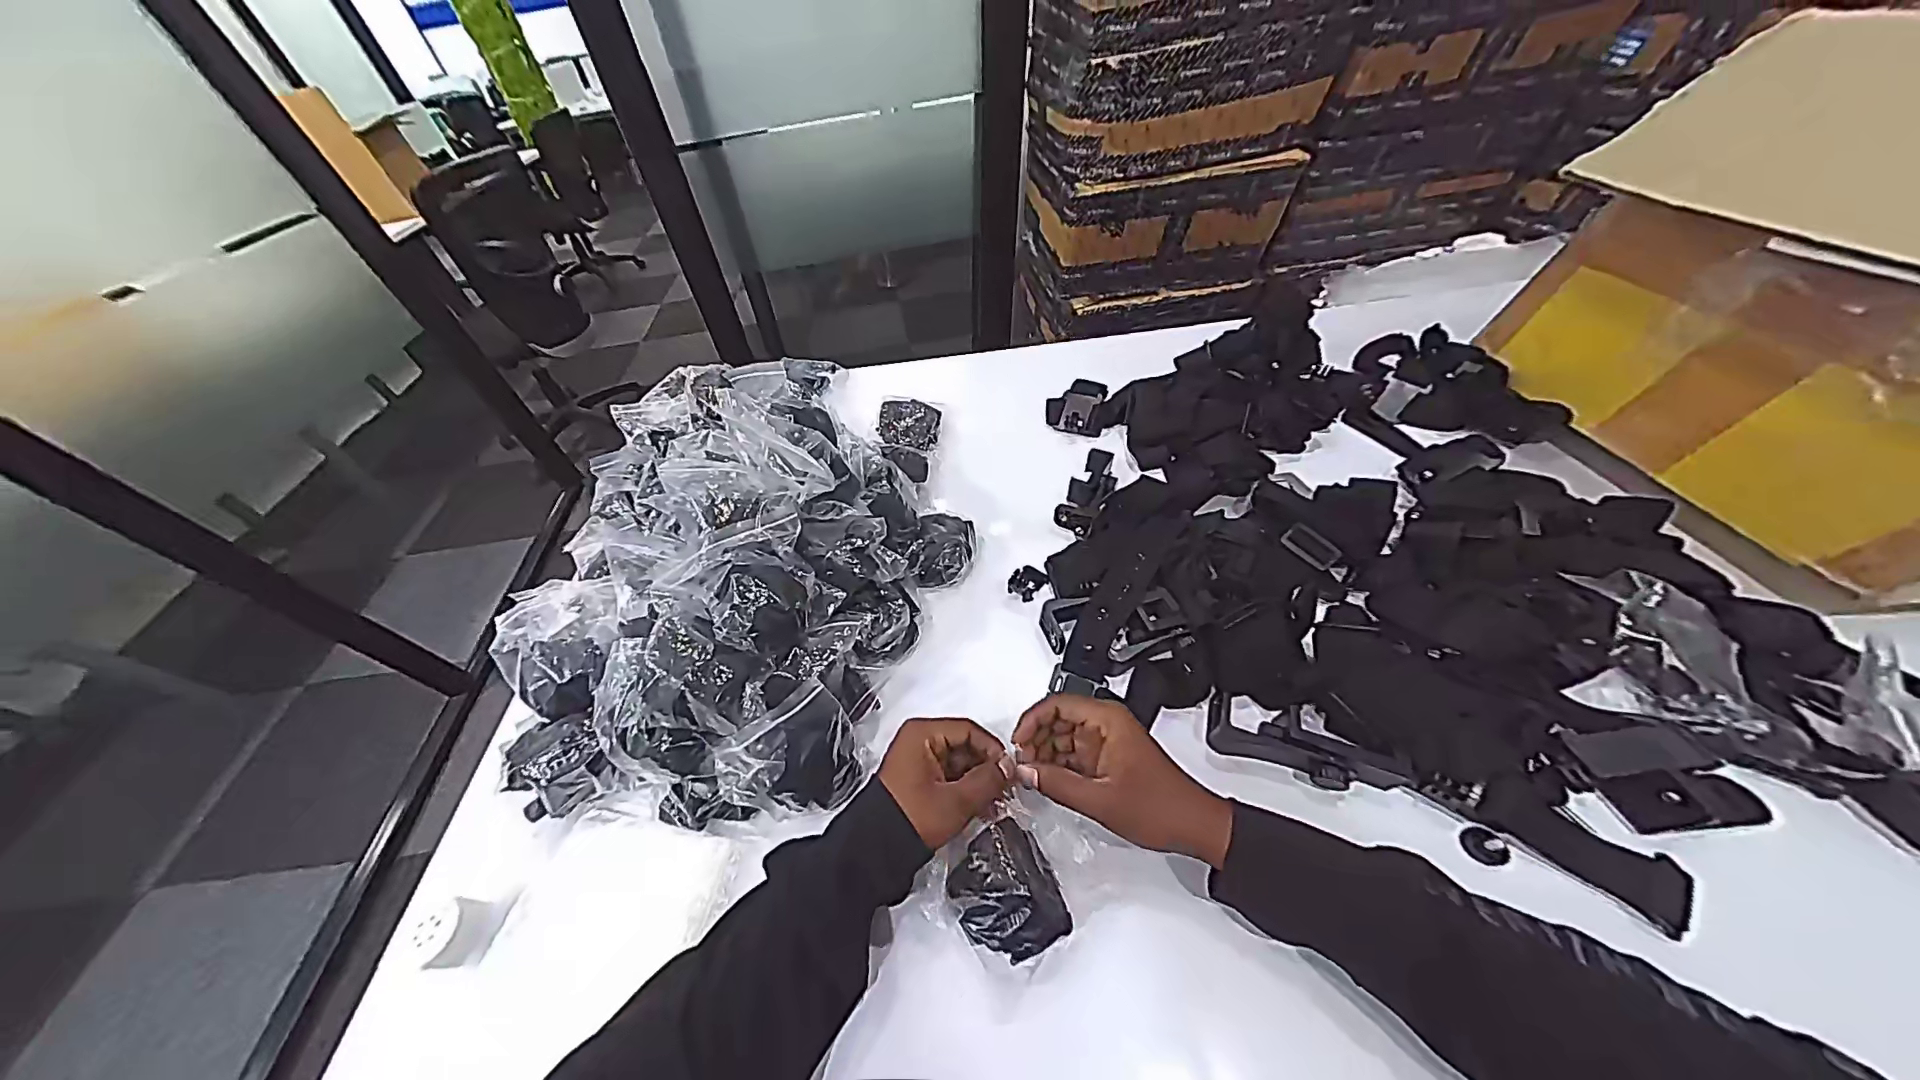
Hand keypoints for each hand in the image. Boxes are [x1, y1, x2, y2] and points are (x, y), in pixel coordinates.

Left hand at [878, 718, 1012, 849]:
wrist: (876, 850)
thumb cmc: (904, 820)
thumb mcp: (956, 800)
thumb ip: (988, 780)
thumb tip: (1006, 767)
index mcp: (921, 734)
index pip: (969, 730)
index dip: (993, 750)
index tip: (1007, 769)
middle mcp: (918, 741)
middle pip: (965, 746)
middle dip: (986, 770)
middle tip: (1003, 788)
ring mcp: (918, 760)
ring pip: (959, 763)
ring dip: (978, 783)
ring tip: (992, 803)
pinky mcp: (918, 779)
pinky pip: (949, 776)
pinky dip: (965, 790)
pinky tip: (978, 808)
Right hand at [1013, 694, 1232, 868]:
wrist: (1193, 825)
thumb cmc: (1163, 806)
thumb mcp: (1099, 799)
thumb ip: (1057, 783)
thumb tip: (1026, 772)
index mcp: (1108, 720)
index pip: (1058, 703)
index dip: (1032, 720)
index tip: (1018, 740)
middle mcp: (1108, 724)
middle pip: (1058, 717)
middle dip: (1036, 737)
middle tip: (1022, 761)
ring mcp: (1107, 741)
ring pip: (1063, 736)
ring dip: (1045, 752)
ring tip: (1032, 773)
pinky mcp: (1107, 758)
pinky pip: (1073, 753)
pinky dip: (1058, 764)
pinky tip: (1048, 780)